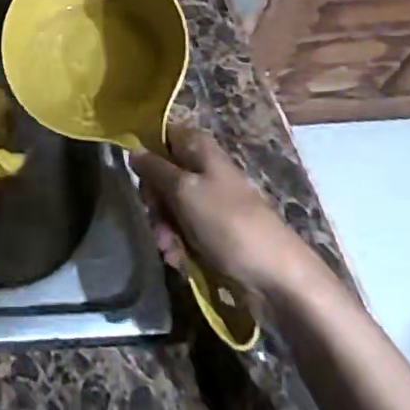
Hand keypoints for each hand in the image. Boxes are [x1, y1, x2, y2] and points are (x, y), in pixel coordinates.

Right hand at [131, 124, 309, 294]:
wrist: (276, 275)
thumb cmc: (227, 223)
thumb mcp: (184, 191)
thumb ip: (155, 169)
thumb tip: (133, 150)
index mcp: (199, 147)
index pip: (161, 134)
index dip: (146, 152)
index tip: (138, 175)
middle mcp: (203, 167)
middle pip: (162, 173)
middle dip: (155, 200)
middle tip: (156, 218)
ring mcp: (209, 199)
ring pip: (170, 204)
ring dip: (164, 227)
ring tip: (170, 249)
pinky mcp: (214, 229)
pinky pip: (184, 228)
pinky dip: (178, 243)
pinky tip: (179, 260)